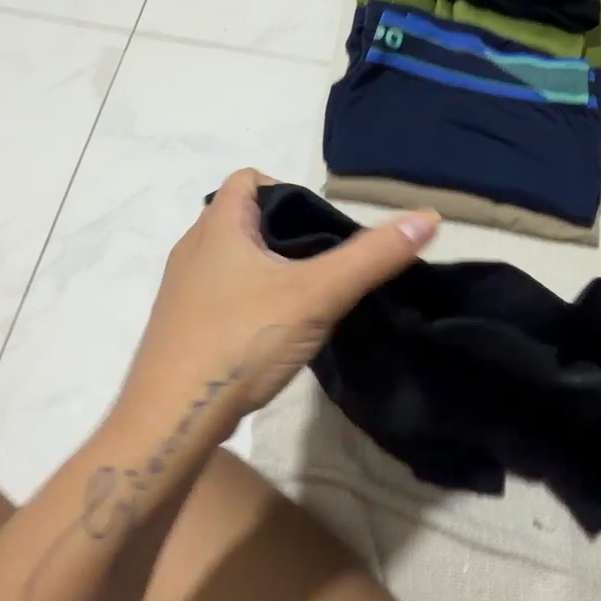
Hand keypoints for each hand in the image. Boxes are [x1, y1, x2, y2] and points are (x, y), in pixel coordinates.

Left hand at [117, 169, 438, 439]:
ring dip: (271, 266)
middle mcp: (193, 251)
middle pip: (244, 218)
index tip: (322, 222)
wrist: (171, 421)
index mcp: (218, 229)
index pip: (248, 179)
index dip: (287, 187)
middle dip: (287, 230)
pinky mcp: (184, 327)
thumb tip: (428, 218)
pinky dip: (253, 298)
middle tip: (327, 260)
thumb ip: (373, 256)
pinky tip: (277, 330)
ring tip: (310, 295)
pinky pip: (224, 293)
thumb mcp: (318, 294)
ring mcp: (183, 292)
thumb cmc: (241, 340)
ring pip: (235, 259)